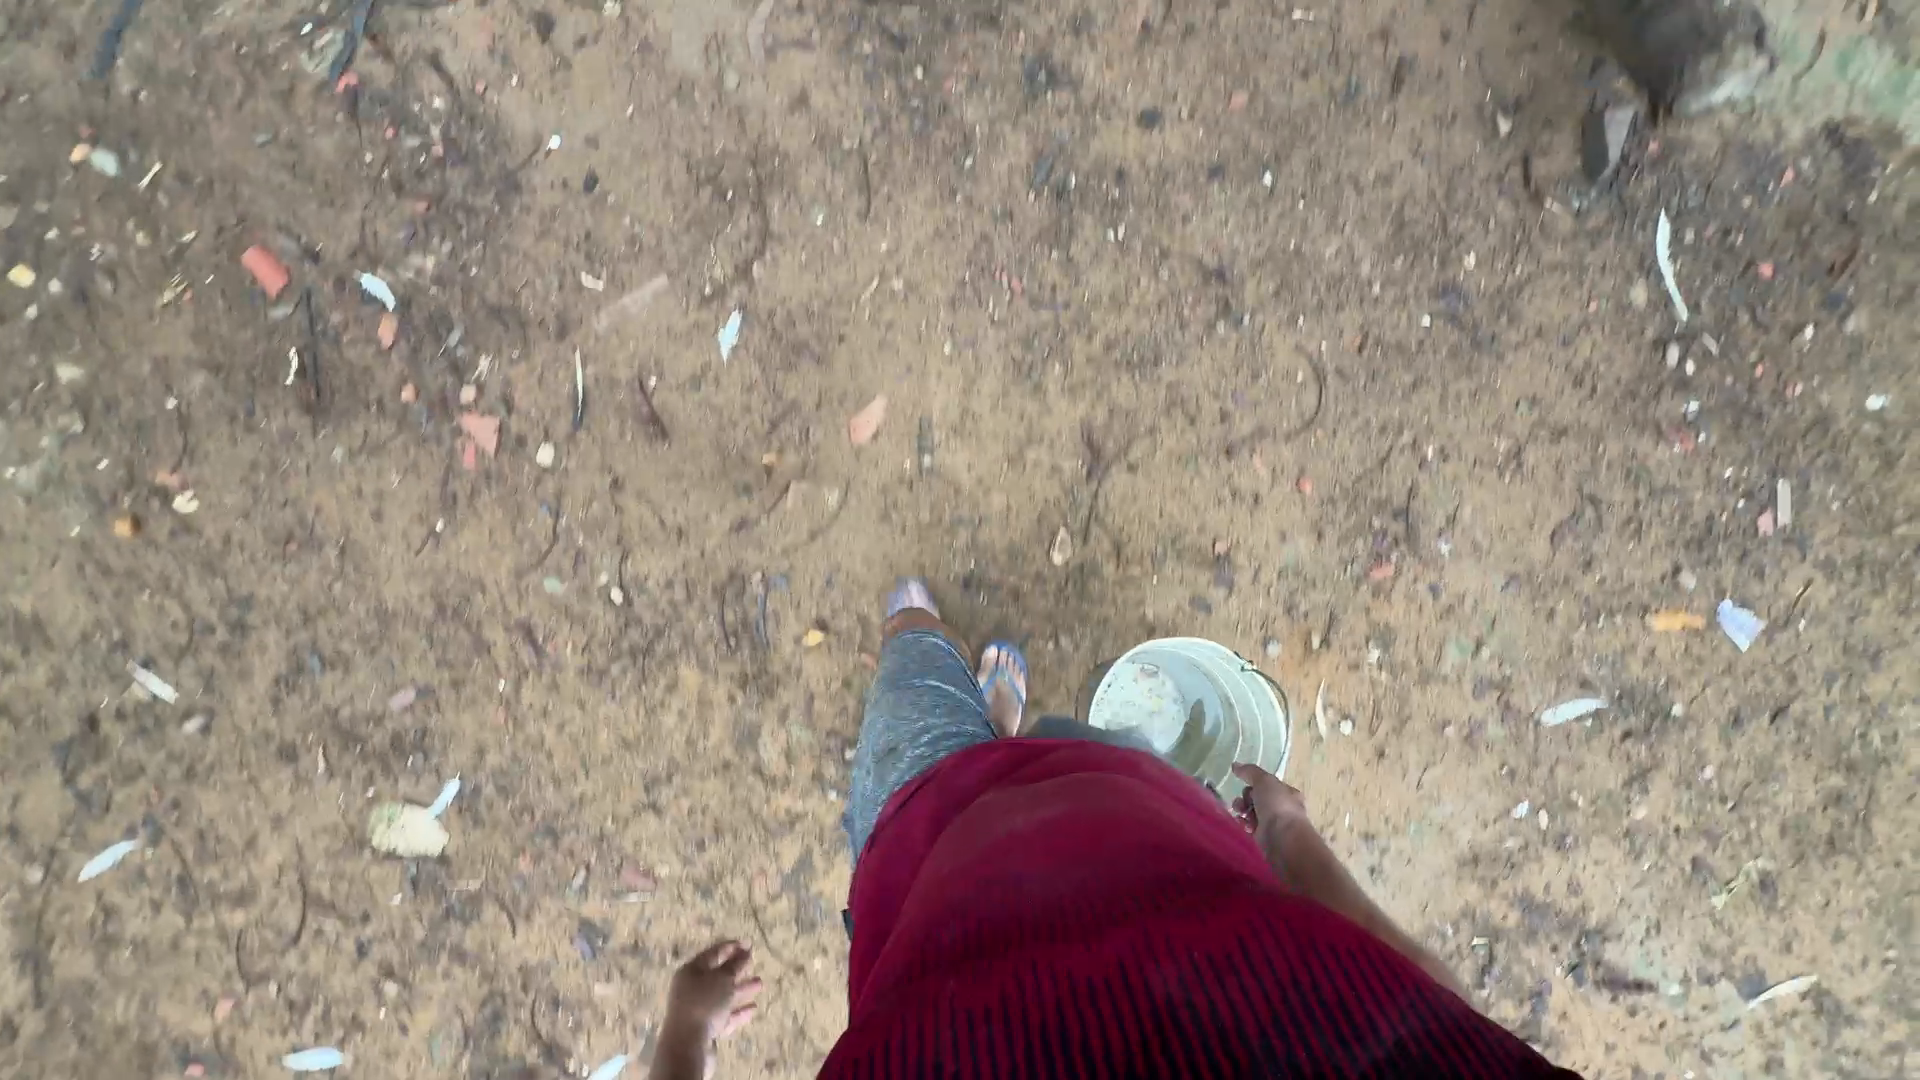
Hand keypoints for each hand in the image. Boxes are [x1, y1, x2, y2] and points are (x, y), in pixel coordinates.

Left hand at [660, 941, 761, 1050]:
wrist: (688, 1046)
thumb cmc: (704, 1003)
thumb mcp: (723, 978)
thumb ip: (736, 964)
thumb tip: (745, 951)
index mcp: (691, 971)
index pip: (713, 953)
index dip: (732, 947)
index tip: (749, 943)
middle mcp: (691, 988)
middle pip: (717, 975)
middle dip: (737, 969)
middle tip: (753, 962)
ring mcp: (697, 1010)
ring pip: (722, 996)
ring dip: (741, 990)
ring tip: (760, 984)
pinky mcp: (704, 1029)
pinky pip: (723, 1015)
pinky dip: (737, 1011)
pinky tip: (753, 1008)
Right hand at [1230, 763, 1309, 844]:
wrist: (1283, 839)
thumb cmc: (1277, 806)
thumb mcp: (1264, 781)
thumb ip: (1249, 771)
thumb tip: (1235, 765)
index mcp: (1287, 793)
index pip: (1266, 784)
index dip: (1255, 784)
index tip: (1248, 786)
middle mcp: (1282, 807)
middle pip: (1256, 797)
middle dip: (1246, 798)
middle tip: (1244, 802)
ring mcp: (1274, 823)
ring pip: (1252, 812)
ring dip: (1243, 810)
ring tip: (1241, 813)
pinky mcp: (1265, 837)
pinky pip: (1250, 826)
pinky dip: (1244, 824)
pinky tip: (1243, 824)